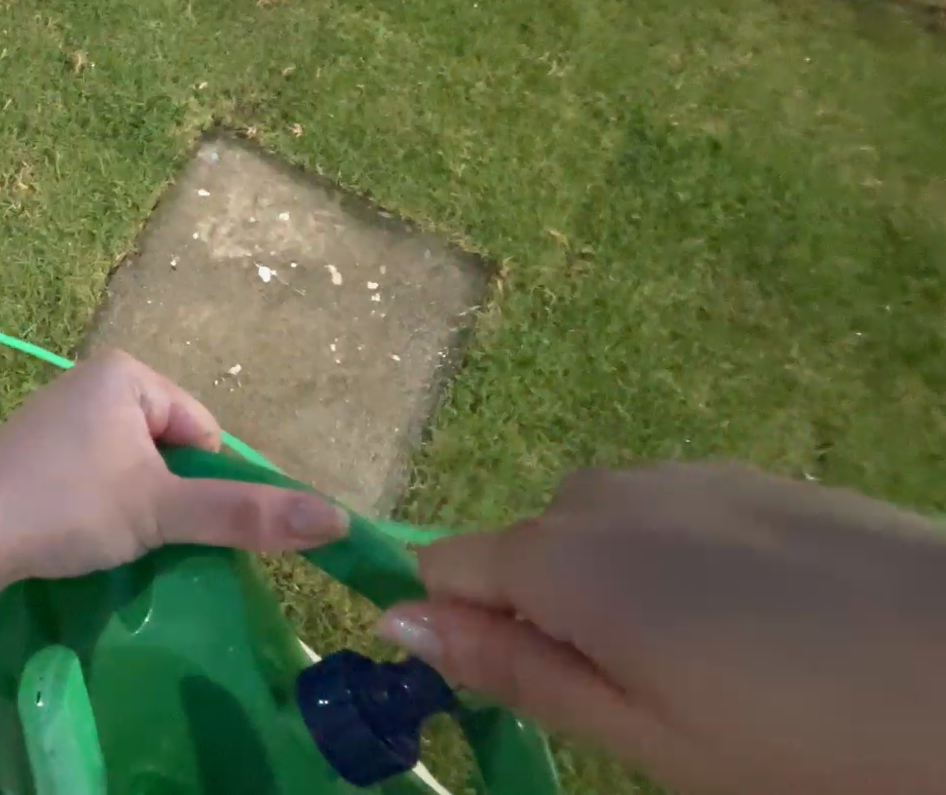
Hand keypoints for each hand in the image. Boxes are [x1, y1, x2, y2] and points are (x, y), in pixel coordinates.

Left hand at [0, 350, 347, 588]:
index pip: (203, 431)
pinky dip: (101, 500)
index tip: (177, 524)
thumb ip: (244, 514)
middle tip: (143, 532)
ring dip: (136, 501)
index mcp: (126, 372)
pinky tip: (82, 527)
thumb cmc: (68, 505)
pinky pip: (94, 467)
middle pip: (168, 445)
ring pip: (131, 461)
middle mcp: (91, 377)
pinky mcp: (36, 443)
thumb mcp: (161, 510)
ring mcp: (59, 410)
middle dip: (167, 493)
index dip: (205, 485)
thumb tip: (337, 518)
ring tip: (110, 533)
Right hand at [376, 462, 945, 794]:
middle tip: (658, 692)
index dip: (467, 625)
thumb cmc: (822, 744)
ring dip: (620, 585)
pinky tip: (778, 611)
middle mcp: (587, 494)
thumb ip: (509, 667)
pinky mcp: (736, 473)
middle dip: (554, 611)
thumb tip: (394, 620)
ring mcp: (665, 474)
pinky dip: (682, 559)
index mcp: (552, 556)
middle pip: (518, 550)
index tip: (536, 680)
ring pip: (591, 533)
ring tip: (732, 655)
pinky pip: (658, 514)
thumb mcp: (652, 740)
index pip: (440, 568)